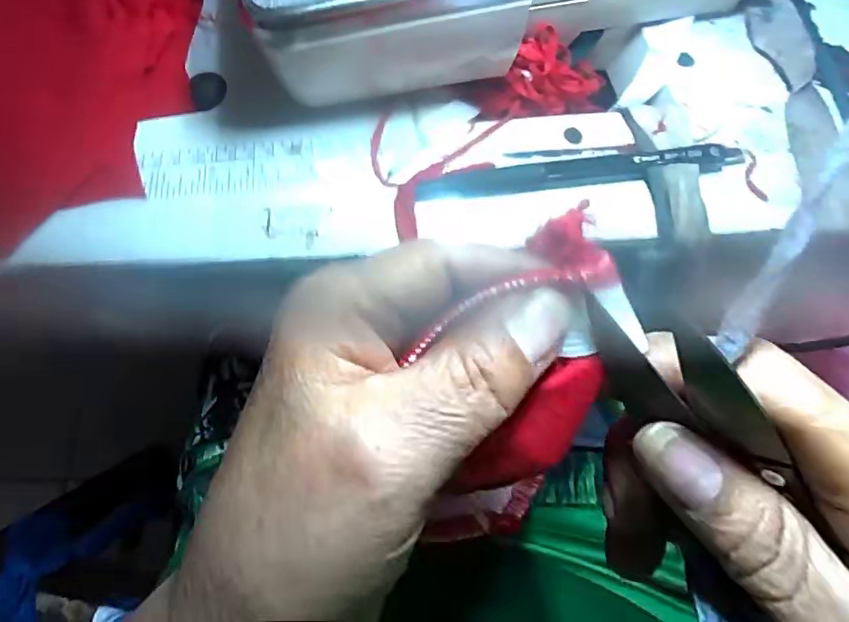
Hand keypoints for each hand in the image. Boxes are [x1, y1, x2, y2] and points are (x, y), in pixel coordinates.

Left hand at [133, 241, 573, 620]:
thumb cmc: (308, 516)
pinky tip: (520, 435)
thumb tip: (555, 306)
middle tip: (596, 357)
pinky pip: (448, 392)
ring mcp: (364, 367)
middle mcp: (351, 320)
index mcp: (339, 303)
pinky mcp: (381, 412)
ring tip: (565, 402)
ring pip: (458, 349)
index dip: (514, 268)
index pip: (438, 261)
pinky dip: (488, 410)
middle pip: (452, 301)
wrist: (252, 600)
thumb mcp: (395, 443)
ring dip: (509, 375)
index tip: (595, 291)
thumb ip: (474, 375)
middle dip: (519, 327)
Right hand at [606, 338, 848, 621]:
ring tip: (648, 542)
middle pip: (747, 415)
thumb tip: (656, 438)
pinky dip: (731, 494)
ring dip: (688, 478)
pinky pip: (789, 468)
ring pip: (755, 439)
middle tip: (625, 526)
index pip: (774, 379)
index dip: (678, 364)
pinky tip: (705, 536)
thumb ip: (763, 545)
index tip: (608, 393)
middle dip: (667, 452)